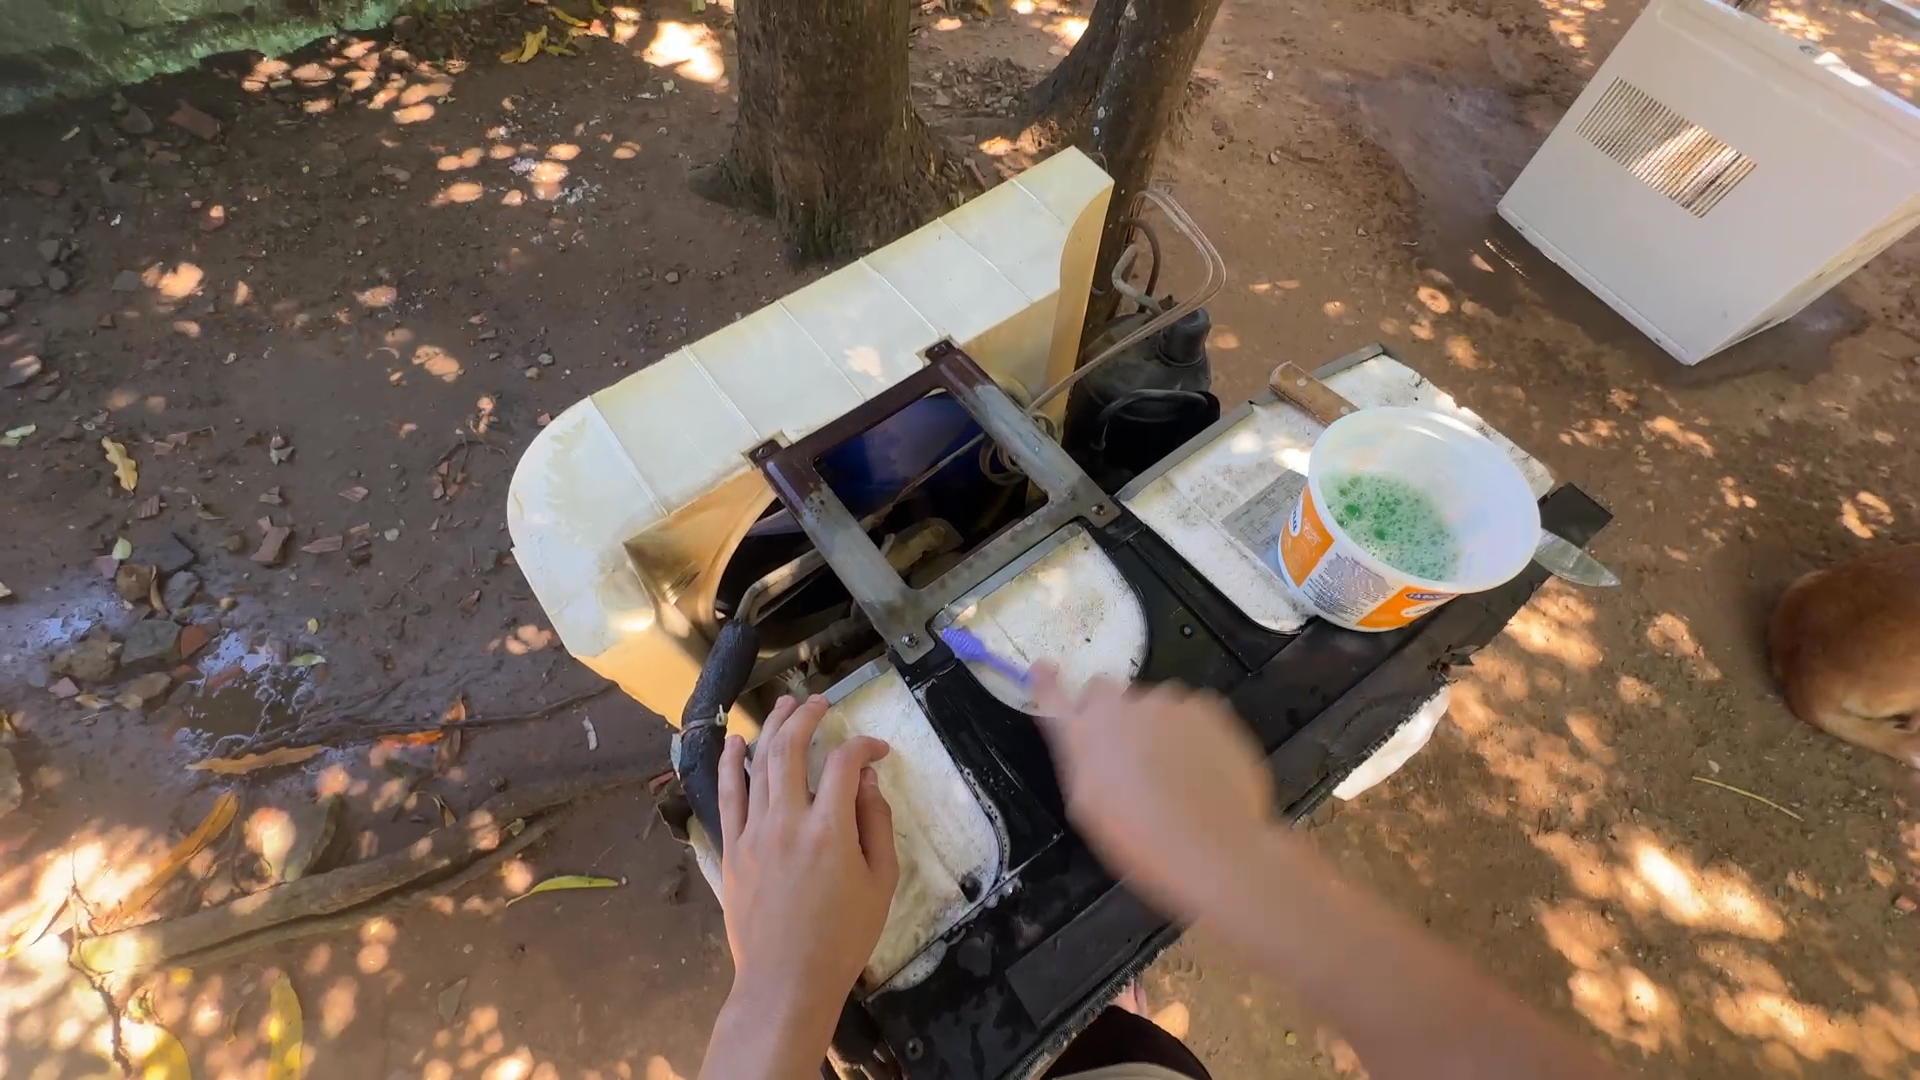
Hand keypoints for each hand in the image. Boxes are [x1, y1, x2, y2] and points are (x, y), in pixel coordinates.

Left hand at [713, 694, 897, 1042]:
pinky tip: (736, 741)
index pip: (845, 763)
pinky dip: (730, 764)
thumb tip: (866, 780)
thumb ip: (877, 823)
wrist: (785, 983)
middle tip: (820, 702)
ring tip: (784, 704)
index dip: (864, 746)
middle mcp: (787, 820)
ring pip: (757, 764)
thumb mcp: (880, 881)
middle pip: (791, 748)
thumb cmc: (842, 936)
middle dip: (806, 715)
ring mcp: (753, 832)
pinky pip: (727, 796)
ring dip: (772, 728)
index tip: (877, 750)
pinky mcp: (732, 848)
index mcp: (829, 830)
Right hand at [1031, 664, 1274, 916]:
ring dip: (1157, 723)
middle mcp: (1118, 707)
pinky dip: (1193, 730)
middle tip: (1130, 748)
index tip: (1045, 668)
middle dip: (1112, 710)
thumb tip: (1088, 743)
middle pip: (1105, 690)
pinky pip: (1192, 711)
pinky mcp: (1205, 706)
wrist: (1214, 848)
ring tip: (1176, 766)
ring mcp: (1165, 701)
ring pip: (1154, 702)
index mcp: (1082, 734)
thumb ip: (1082, 760)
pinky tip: (1204, 765)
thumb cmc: (1141, 840)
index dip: (1047, 681)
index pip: (1051, 694)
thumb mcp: (1089, 807)